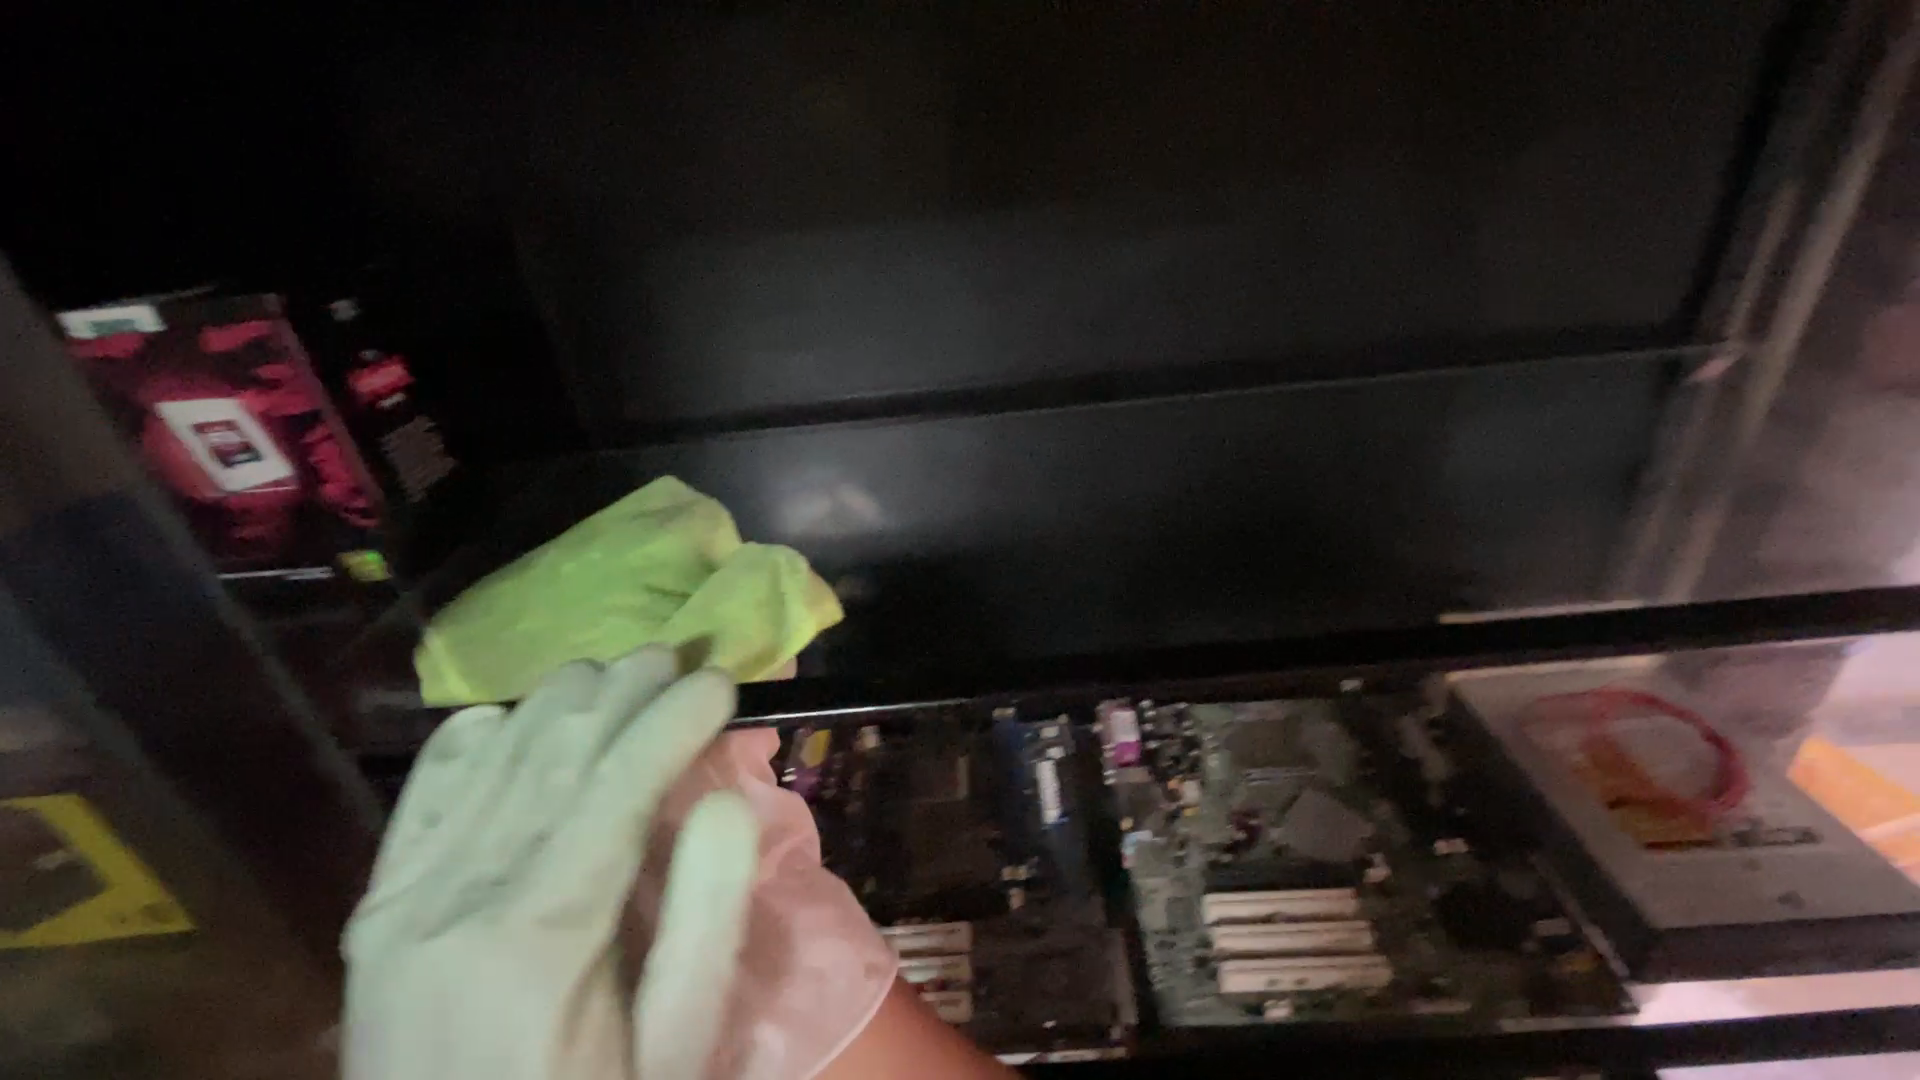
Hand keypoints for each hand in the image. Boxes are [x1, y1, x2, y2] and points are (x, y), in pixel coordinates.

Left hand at [343, 648, 757, 1079]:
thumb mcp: (676, 1046)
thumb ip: (705, 920)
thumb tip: (724, 802)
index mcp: (544, 936)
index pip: (621, 783)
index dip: (676, 717)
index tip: (722, 680)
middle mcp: (460, 898)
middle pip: (556, 753)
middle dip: (624, 691)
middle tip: (676, 657)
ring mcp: (404, 901)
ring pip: (493, 758)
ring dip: (560, 701)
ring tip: (615, 672)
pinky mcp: (375, 912)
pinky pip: (423, 798)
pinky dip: (466, 744)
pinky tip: (498, 714)